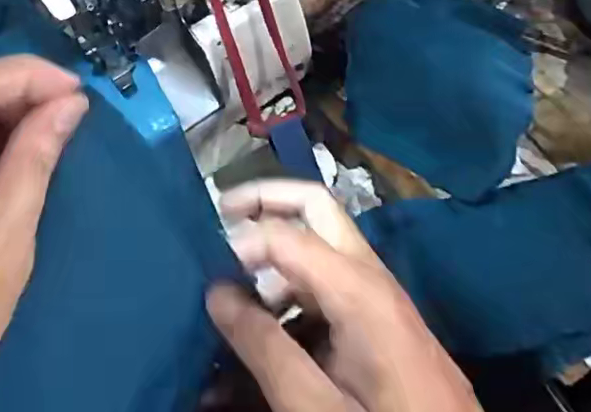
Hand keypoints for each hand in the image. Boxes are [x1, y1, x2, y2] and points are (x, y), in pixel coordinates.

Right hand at [208, 180, 480, 411]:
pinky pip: (331, 283)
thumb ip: (264, 347)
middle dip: (265, 200)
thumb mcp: (315, 410)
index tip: (206, 273)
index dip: (239, 243)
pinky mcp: (384, 326)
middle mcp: (373, 278)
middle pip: (315, 206)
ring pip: (322, 243)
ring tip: (238, 288)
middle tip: (221, 213)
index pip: (285, 233)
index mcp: (360, 290)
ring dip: (278, 249)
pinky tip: (270, 327)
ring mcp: (382, 299)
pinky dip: (294, 286)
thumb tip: (216, 292)